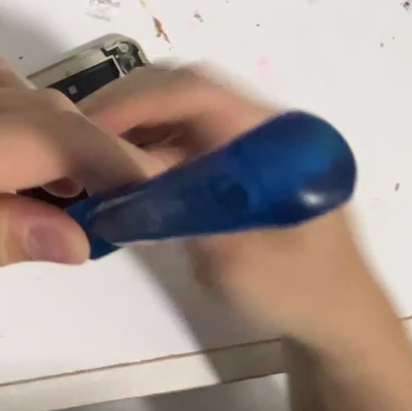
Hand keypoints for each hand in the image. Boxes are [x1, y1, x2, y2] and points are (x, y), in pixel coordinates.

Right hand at [78, 66, 395, 344]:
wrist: (337, 323)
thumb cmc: (299, 294)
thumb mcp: (238, 261)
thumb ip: (181, 211)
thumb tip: (114, 175)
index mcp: (275, 140)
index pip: (197, 92)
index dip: (137, 102)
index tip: (87, 129)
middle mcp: (260, 126)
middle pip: (180, 87)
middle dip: (123, 104)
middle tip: (74, 136)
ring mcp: (244, 141)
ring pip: (172, 106)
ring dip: (126, 120)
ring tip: (82, 150)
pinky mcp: (229, 159)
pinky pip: (174, 133)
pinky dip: (136, 142)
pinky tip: (109, 169)